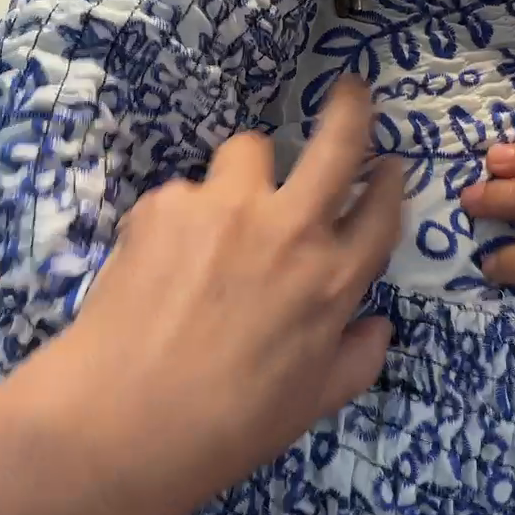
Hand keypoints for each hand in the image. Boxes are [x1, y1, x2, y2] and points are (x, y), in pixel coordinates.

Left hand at [32, 76, 403, 488]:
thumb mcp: (312, 404)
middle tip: (351, 89)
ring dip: (245, 171)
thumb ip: (356, 358)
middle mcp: (288, 228)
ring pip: (247, 148)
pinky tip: (159, 263)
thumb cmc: (228, 425)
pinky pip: (183, 193)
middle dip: (352, 107)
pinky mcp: (165, 202)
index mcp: (332, 279)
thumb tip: (380, 324)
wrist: (124, 420)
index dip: (389, 179)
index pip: (381, 208)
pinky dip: (180, 217)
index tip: (387, 163)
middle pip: (337, 142)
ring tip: (219, 213)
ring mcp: (224, 207)